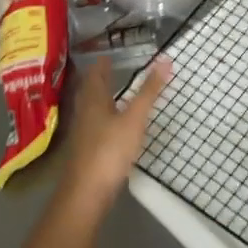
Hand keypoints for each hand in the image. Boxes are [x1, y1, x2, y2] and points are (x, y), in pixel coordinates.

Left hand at [58, 56, 170, 202]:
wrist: (87, 191)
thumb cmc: (110, 150)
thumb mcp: (134, 118)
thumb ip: (149, 91)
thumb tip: (165, 60)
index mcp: (93, 101)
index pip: (95, 76)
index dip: (101, 65)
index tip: (107, 56)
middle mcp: (84, 114)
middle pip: (89, 92)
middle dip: (98, 81)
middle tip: (109, 72)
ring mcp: (83, 134)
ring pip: (90, 110)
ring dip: (99, 100)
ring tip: (111, 96)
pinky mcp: (86, 151)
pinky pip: (94, 127)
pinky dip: (103, 120)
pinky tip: (111, 128)